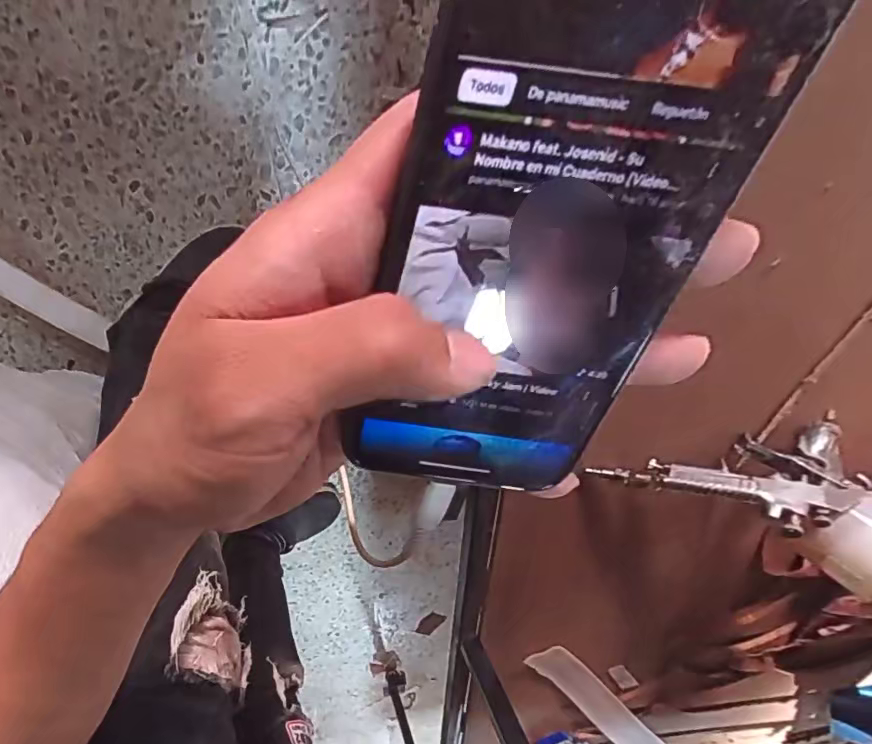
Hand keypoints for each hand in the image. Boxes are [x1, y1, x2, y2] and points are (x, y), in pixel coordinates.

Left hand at [88, 93, 760, 526]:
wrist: (170, 499)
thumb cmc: (189, 430)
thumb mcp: (259, 378)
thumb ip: (362, 348)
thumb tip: (474, 356)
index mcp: (316, 244)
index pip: (410, 148)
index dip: (498, 121)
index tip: (603, 117)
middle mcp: (354, 281)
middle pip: (475, 240)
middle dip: (578, 239)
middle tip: (701, 238)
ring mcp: (369, 344)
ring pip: (477, 326)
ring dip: (564, 335)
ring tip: (674, 338)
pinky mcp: (374, 400)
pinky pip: (449, 398)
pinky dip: (502, 418)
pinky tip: (566, 442)